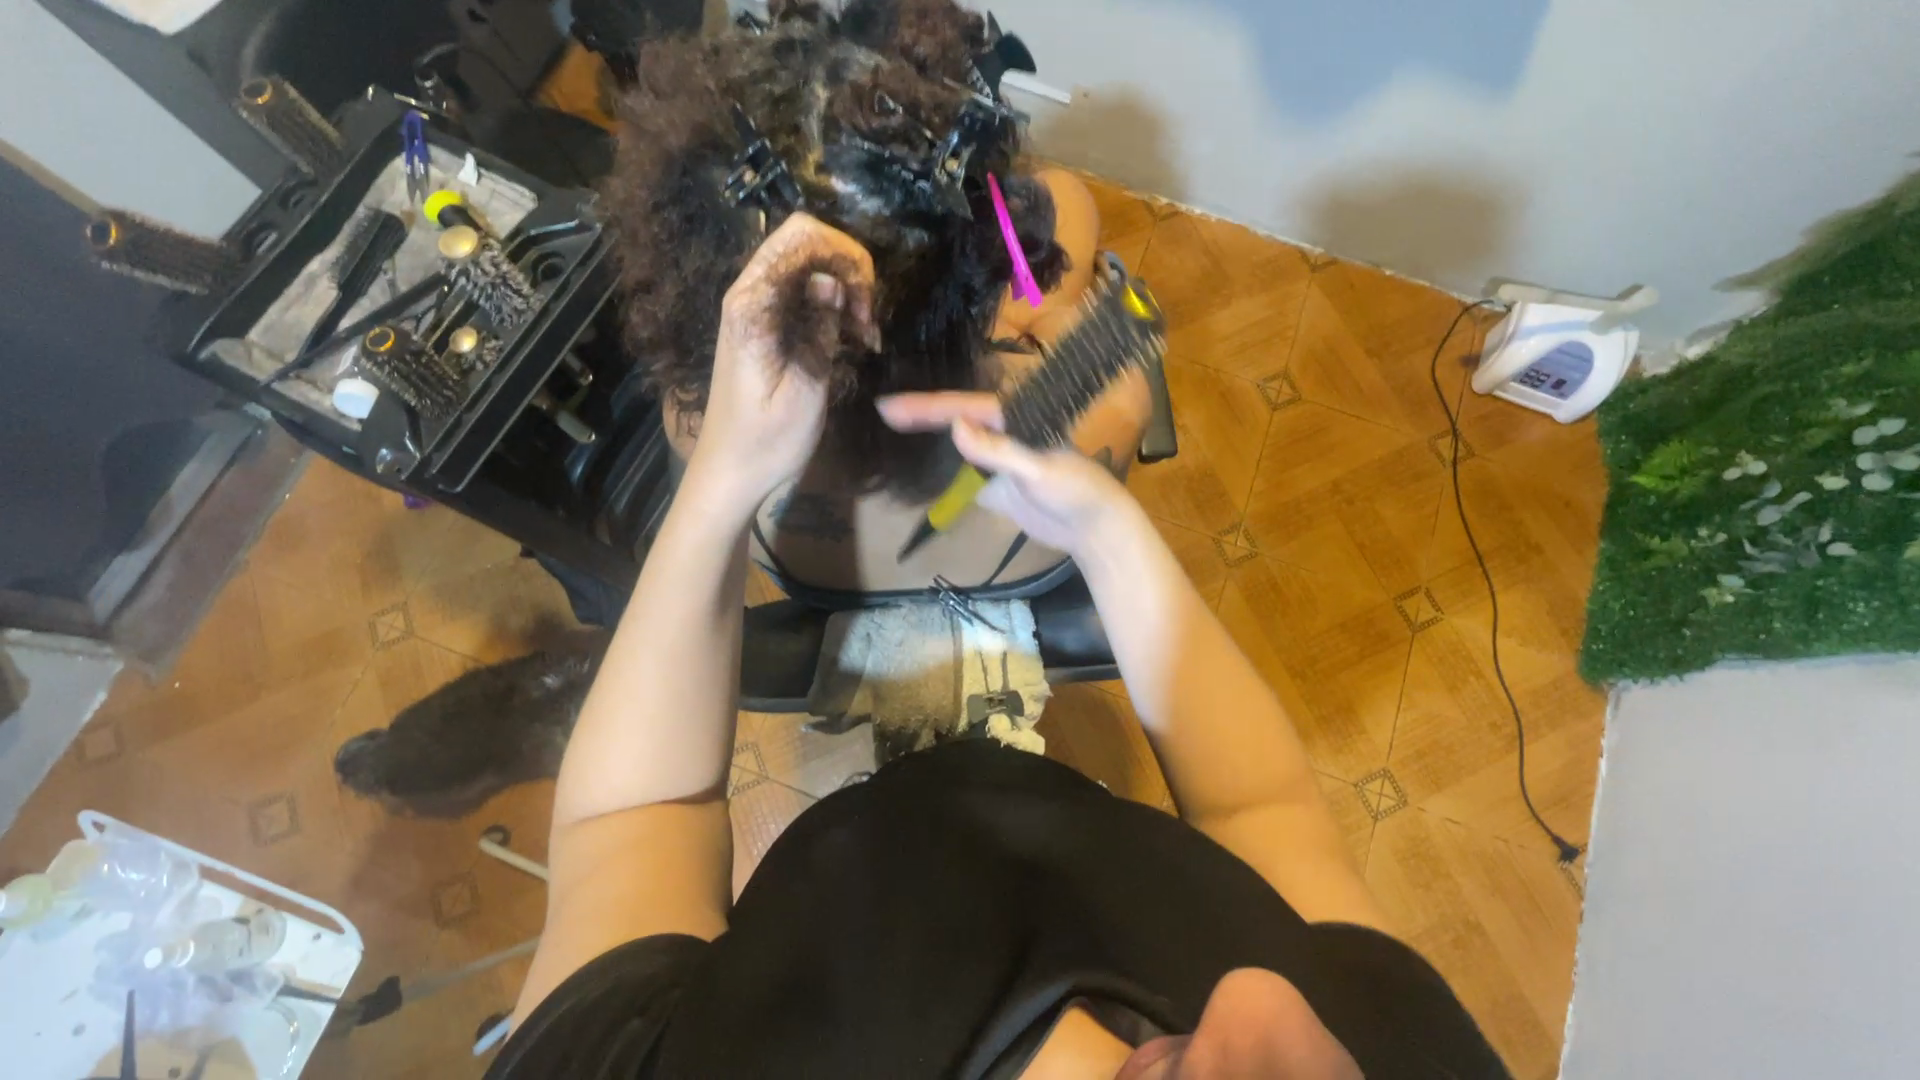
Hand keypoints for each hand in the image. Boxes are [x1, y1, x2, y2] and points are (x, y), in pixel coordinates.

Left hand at [691, 214, 878, 503]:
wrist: (731, 475)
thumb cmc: (766, 443)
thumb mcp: (804, 390)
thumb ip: (819, 329)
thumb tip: (832, 282)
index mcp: (753, 303)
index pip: (801, 236)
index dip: (845, 254)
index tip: (867, 302)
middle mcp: (750, 294)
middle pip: (807, 243)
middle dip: (849, 270)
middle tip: (869, 321)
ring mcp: (757, 309)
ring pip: (810, 267)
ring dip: (846, 290)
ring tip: (865, 336)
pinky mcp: (767, 327)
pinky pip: (805, 294)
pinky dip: (835, 306)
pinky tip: (852, 338)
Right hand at [877, 392, 1134, 555]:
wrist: (1094, 529)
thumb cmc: (1076, 491)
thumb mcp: (1038, 469)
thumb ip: (999, 450)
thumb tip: (955, 427)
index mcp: (1014, 419)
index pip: (961, 408)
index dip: (925, 406)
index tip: (889, 405)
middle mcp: (1002, 434)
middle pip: (953, 421)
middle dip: (920, 415)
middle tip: (883, 411)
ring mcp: (997, 461)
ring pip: (956, 445)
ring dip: (928, 439)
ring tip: (892, 431)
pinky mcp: (996, 487)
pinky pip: (963, 474)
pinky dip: (942, 470)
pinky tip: (919, 467)